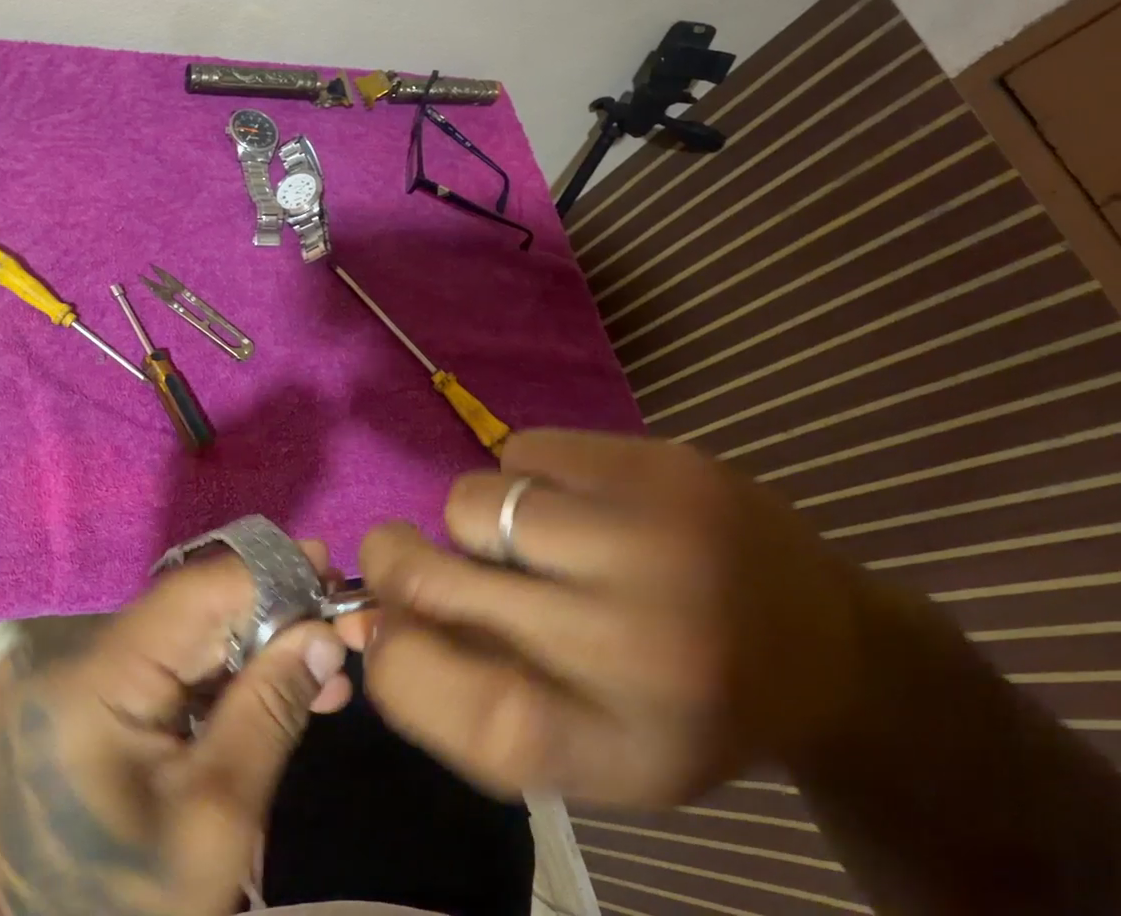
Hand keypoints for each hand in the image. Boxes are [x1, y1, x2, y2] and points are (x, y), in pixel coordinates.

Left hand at [0, 545, 351, 915]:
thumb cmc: (133, 905)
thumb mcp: (217, 816)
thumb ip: (269, 711)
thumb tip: (321, 633)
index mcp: (89, 681)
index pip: (189, 593)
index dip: (265, 575)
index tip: (330, 572)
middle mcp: (61, 661)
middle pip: (180, 616)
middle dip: (264, 621)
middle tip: (337, 637)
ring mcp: (56, 685)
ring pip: (169, 643)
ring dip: (241, 655)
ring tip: (316, 677)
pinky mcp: (62, 708)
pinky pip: (147, 675)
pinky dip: (204, 684)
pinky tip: (258, 698)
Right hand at [348, 429, 866, 807]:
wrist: (832, 656)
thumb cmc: (677, 715)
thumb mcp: (576, 750)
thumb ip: (465, 701)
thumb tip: (370, 615)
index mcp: (594, 739)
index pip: (416, 682)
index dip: (381, 647)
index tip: (389, 629)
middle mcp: (622, 644)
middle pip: (425, 578)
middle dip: (395, 561)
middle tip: (409, 557)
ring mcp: (649, 542)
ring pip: (468, 503)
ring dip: (473, 524)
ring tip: (528, 542)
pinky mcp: (664, 467)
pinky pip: (524, 451)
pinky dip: (528, 480)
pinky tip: (578, 508)